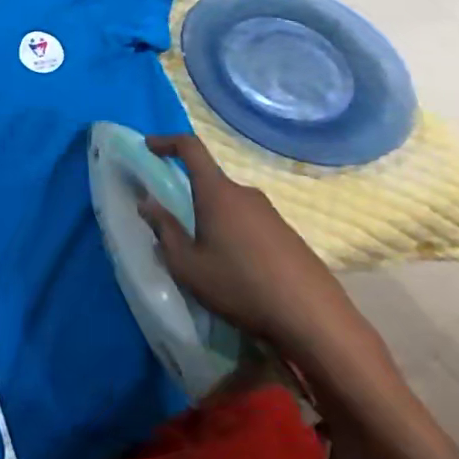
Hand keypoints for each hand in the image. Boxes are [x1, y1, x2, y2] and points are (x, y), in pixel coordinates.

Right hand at [138, 134, 377, 371]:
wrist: (313, 318)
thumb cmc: (240, 286)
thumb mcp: (188, 265)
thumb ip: (164, 230)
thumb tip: (146, 202)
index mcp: (218, 193)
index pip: (191, 148)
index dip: (167, 141)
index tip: (149, 146)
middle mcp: (245, 193)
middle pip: (210, 182)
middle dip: (188, 195)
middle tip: (172, 224)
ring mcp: (271, 213)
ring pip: (230, 205)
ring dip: (212, 218)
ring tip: (203, 254)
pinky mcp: (287, 234)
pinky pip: (249, 223)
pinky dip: (233, 234)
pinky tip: (233, 268)